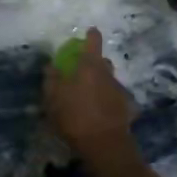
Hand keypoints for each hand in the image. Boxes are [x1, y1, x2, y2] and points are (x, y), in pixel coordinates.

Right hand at [44, 27, 137, 159]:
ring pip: (108, 79)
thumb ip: (51, 79)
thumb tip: (51, 66)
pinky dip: (105, 99)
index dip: (91, 36)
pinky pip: (113, 97)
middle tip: (81, 71)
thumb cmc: (74, 117)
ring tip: (88, 94)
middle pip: (102, 61)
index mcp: (89, 67)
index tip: (89, 32)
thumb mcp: (53, 99)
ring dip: (99, 82)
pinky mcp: (125, 107)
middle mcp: (107, 74)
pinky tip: (97, 110)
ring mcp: (119, 90)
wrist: (104, 144)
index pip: (93, 42)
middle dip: (93, 62)